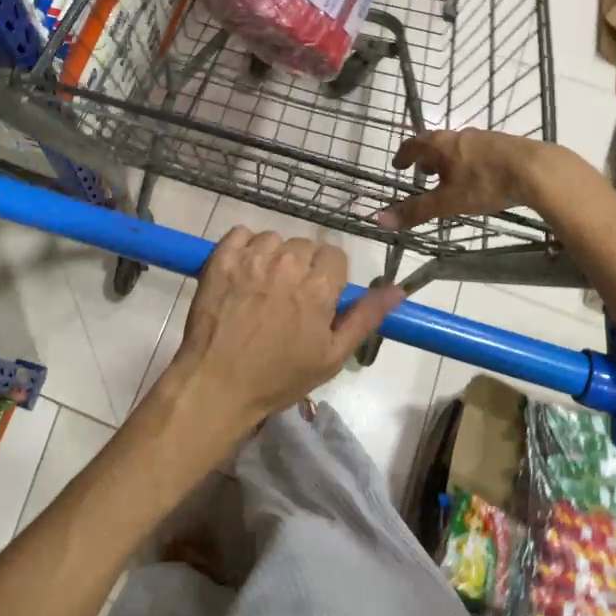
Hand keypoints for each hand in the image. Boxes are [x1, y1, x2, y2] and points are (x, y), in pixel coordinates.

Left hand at [165, 228, 403, 428]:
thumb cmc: (278, 377)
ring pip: (273, 239)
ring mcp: (251, 259)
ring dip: (273, 257)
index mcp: (318, 287)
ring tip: (263, 288)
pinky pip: (241, 233)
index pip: (335, 256)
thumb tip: (398, 289)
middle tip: (288, 298)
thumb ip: (365, 317)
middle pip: (304, 246)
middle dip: (302, 267)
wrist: (217, 383)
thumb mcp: (332, 355)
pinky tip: (243, 272)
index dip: (328, 276)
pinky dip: (244, 246)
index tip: (317, 297)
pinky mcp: (221, 259)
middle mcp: (287, 264)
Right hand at [375, 129, 585, 228]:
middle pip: (436, 143)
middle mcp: (460, 135)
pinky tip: (479, 177)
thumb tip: (379, 219)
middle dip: (427, 159)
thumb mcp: (447, 202)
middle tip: (424, 173)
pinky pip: (478, 151)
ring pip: (459, 147)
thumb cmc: (483, 183)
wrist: (536, 170)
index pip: (414, 145)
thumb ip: (415, 211)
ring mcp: (484, 137)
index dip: (404, 155)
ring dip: (449, 160)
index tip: (398, 165)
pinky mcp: (505, 144)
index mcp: (440, 145)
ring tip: (451, 177)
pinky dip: (469, 161)